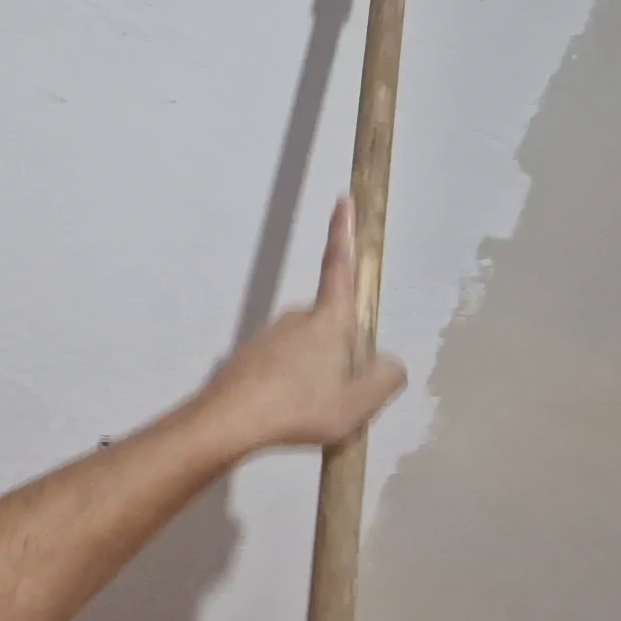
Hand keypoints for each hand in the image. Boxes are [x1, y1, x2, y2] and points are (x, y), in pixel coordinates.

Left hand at [195, 197, 406, 448]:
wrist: (230, 420)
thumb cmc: (301, 407)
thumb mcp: (360, 402)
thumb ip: (385, 378)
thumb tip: (389, 363)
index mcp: (328, 321)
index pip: (340, 268)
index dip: (344, 234)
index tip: (343, 201)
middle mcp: (295, 318)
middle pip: (330, 328)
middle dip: (339, 355)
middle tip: (338, 398)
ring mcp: (267, 336)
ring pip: (306, 352)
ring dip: (313, 376)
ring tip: (308, 412)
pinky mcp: (248, 356)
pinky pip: (282, 369)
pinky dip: (289, 388)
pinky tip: (284, 415)